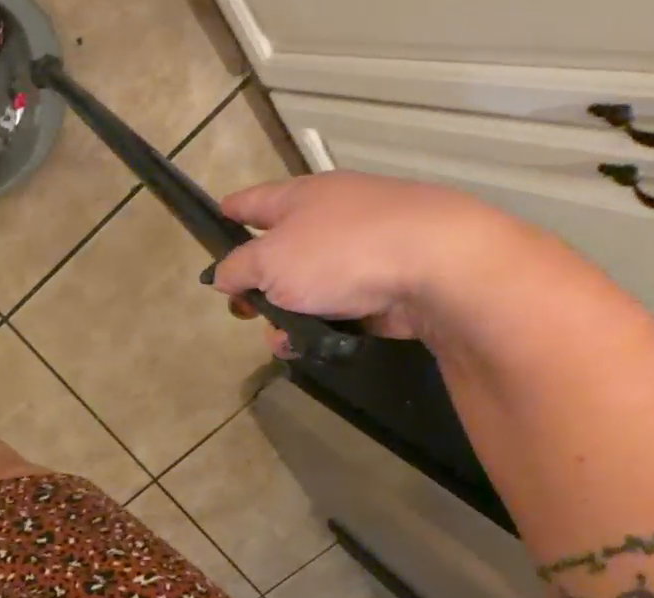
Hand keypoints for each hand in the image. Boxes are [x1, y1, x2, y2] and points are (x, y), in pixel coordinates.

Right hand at [209, 172, 516, 351]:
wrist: (437, 267)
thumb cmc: (340, 253)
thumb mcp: (268, 262)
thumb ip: (236, 270)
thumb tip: (225, 275)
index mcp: (302, 198)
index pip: (255, 200)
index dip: (232, 209)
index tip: (217, 215)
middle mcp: (333, 216)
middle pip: (279, 252)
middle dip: (257, 286)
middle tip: (243, 311)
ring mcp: (361, 249)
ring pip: (306, 288)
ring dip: (286, 317)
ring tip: (284, 340)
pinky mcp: (385, 283)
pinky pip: (336, 308)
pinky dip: (320, 326)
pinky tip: (313, 344)